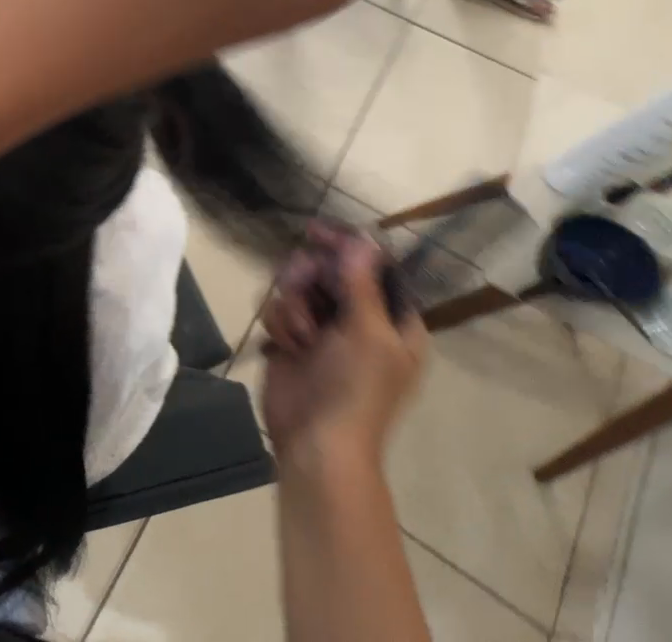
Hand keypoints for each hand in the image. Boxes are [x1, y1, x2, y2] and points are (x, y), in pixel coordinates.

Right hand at [259, 227, 427, 461]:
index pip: (372, 270)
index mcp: (393, 322)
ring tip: (297, 333)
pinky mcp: (291, 342)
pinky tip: (283, 344)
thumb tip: (364, 240)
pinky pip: (278, 310)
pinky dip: (278, 323)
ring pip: (298, 290)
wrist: (316, 440)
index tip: (315, 232)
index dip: (346, 248)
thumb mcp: (367, 334)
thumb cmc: (355, 389)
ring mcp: (323, 333)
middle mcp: (359, 322)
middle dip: (311, 279)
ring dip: (293, 306)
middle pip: (329, 274)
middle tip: (298, 284)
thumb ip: (362, 285)